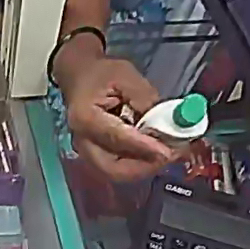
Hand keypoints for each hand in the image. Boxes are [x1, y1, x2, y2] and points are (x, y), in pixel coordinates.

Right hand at [56, 49, 175, 181]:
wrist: (79, 79)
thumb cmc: (101, 74)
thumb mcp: (125, 75)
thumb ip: (145, 99)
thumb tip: (167, 122)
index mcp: (85, 118)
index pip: (116, 138)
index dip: (143, 147)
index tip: (168, 151)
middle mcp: (83, 142)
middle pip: (113, 169)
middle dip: (144, 167)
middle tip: (170, 156)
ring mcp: (87, 153)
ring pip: (117, 173)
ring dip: (144, 168)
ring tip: (167, 153)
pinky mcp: (96, 158)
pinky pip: (118, 169)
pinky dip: (139, 166)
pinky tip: (155, 154)